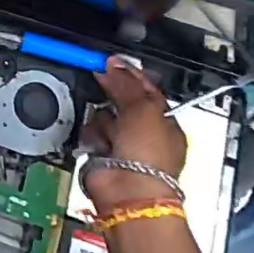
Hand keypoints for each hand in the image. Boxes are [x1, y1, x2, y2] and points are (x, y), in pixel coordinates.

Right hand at [81, 61, 186, 211]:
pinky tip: (98, 142)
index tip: (111, 61)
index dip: (129, 74)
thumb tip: (112, 65)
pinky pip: (89, 131)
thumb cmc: (148, 154)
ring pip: (102, 114)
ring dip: (101, 119)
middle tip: (102, 86)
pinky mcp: (100, 152)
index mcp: (164, 122)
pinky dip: (91, 134)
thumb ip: (126, 84)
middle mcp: (143, 132)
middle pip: (121, 100)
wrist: (127, 190)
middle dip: (112, 96)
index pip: (146, 90)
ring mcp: (121, 143)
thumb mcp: (143, 109)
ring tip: (107, 131)